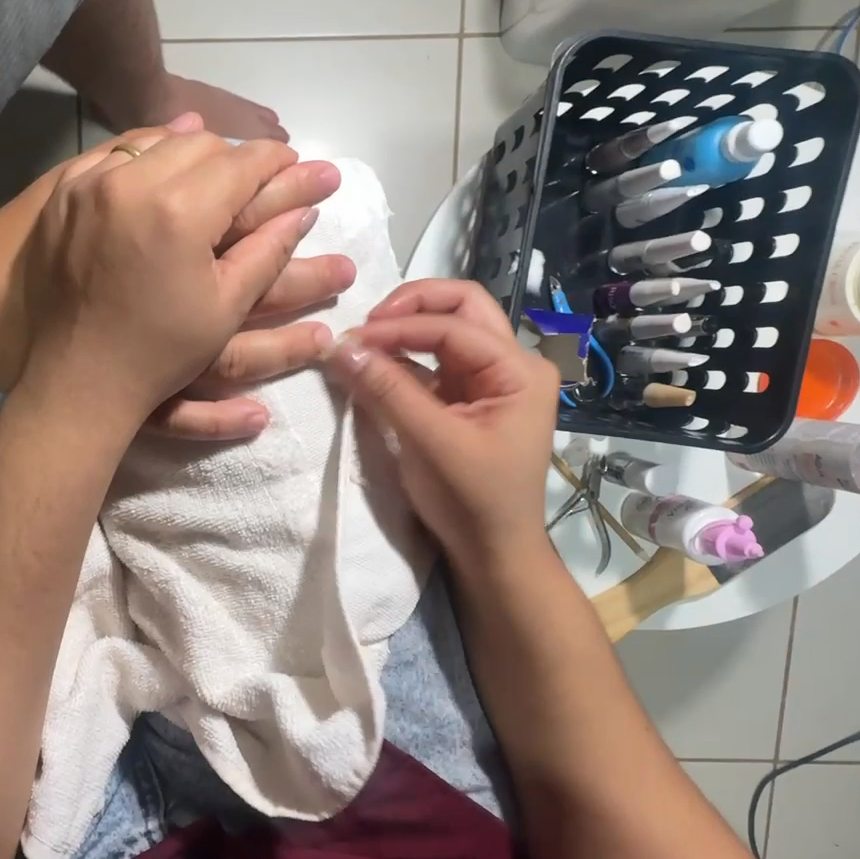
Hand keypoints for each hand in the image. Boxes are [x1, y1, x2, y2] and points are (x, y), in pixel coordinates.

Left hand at [20, 131, 321, 428]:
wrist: (75, 379)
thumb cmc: (158, 354)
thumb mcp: (225, 308)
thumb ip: (269, 251)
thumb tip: (306, 208)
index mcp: (180, 213)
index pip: (243, 164)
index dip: (276, 162)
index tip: (295, 166)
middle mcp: (131, 182)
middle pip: (201, 144)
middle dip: (233, 159)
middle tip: (251, 182)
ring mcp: (89, 184)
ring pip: (154, 143)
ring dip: (187, 156)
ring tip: (206, 180)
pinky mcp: (60, 194)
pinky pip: (111, 156)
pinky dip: (140, 163)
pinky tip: (155, 180)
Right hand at [325, 279, 559, 558]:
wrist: (492, 551)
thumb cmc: (472, 500)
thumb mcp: (429, 442)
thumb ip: (387, 390)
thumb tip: (340, 346)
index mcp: (519, 371)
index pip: (454, 326)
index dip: (400, 327)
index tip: (351, 339)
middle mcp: (511, 365)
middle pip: (462, 308)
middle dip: (412, 308)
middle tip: (367, 325)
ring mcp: (489, 381)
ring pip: (448, 330)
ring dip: (405, 330)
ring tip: (363, 343)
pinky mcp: (466, 399)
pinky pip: (434, 362)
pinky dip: (403, 359)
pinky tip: (374, 367)